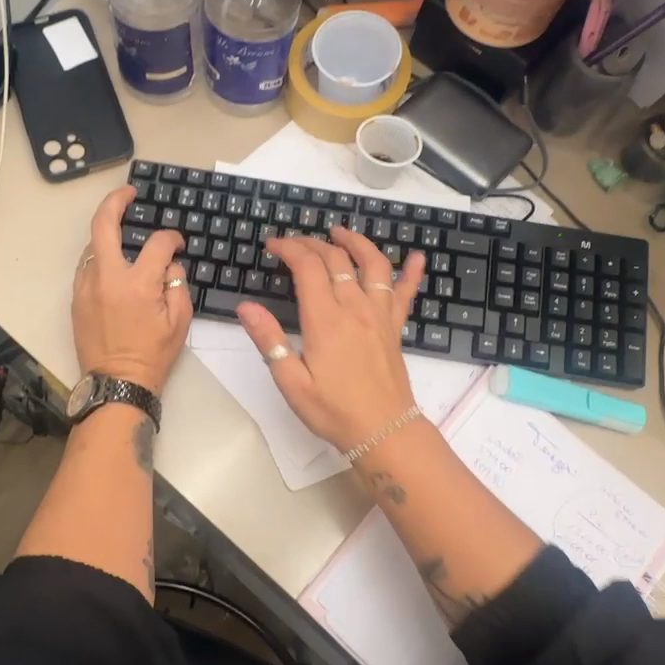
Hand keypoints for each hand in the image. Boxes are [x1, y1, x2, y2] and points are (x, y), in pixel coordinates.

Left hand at [72, 186, 191, 392]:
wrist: (116, 383)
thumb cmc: (153, 354)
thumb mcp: (180, 320)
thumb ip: (177, 283)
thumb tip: (169, 263)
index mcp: (137, 283)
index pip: (158, 243)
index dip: (171, 237)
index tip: (177, 243)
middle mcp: (107, 278)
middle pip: (103, 224)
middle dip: (115, 201)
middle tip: (129, 194)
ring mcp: (86, 286)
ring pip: (92, 245)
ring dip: (107, 233)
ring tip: (123, 231)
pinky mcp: (76, 298)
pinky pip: (87, 266)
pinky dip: (100, 257)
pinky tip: (112, 262)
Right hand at [236, 227, 427, 450]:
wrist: (384, 431)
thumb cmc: (334, 411)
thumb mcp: (291, 382)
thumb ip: (270, 341)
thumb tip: (246, 307)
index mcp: (325, 320)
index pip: (307, 267)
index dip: (289, 248)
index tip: (272, 245)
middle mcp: (355, 308)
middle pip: (336, 259)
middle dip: (312, 243)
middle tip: (293, 242)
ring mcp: (380, 315)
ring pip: (373, 264)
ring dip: (356, 243)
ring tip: (340, 233)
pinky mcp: (395, 328)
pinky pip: (406, 293)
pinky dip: (412, 272)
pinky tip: (417, 257)